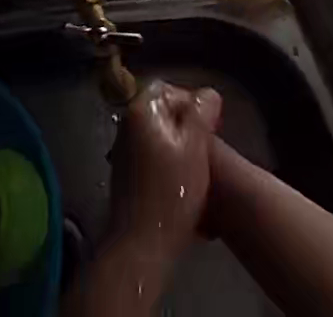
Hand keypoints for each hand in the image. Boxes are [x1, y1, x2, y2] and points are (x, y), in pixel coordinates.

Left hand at [110, 79, 223, 262]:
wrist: (142, 244)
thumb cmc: (172, 191)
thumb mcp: (196, 145)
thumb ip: (202, 111)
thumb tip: (208, 94)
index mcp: (140, 112)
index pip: (168, 88)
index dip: (192, 101)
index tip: (210, 124)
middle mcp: (126, 125)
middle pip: (162, 109)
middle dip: (186, 122)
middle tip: (206, 144)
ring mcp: (122, 149)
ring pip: (157, 131)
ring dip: (178, 141)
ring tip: (196, 163)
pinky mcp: (124, 172)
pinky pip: (149, 151)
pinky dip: (166, 157)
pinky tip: (180, 178)